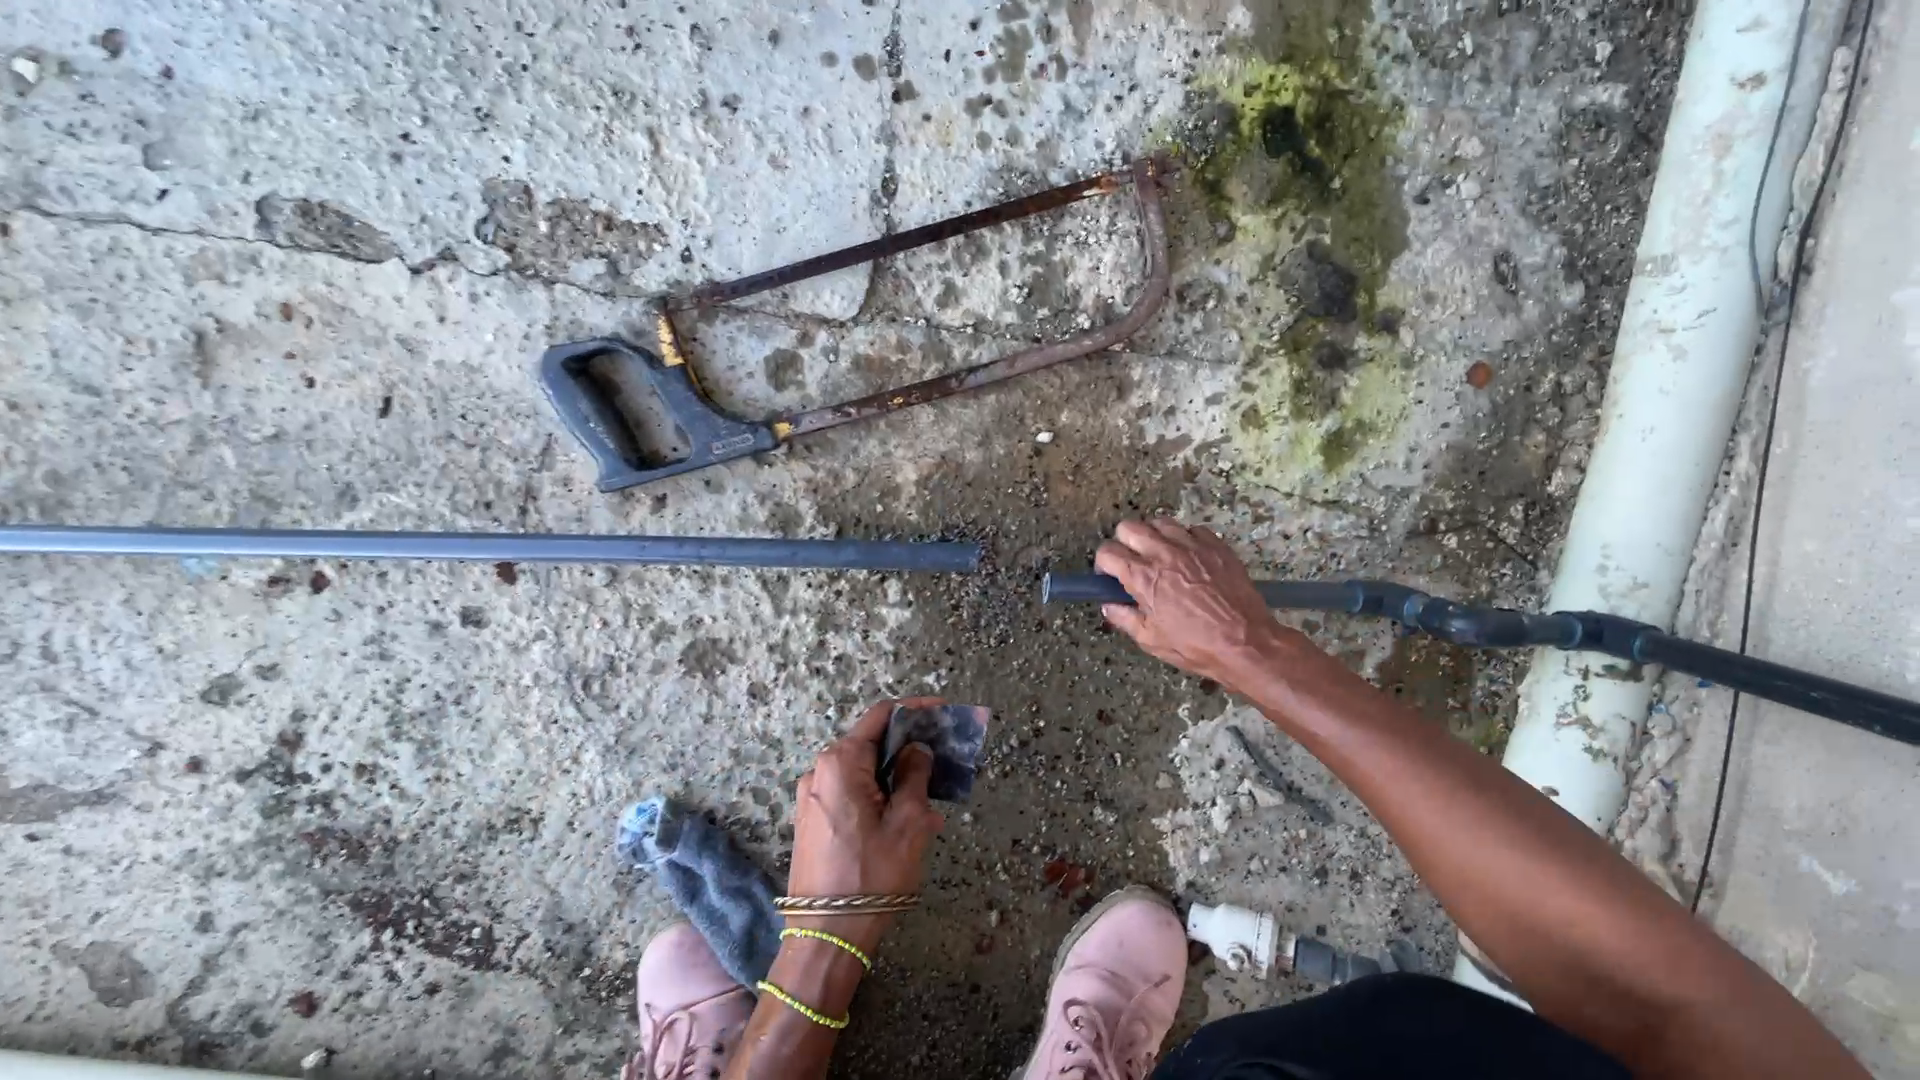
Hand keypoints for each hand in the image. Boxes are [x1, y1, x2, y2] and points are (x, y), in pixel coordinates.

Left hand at [786, 698, 945, 954]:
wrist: (825, 935)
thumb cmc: (871, 875)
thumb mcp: (908, 823)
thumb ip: (916, 776)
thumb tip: (918, 750)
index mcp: (840, 762)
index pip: (881, 716)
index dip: (916, 710)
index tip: (945, 713)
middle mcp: (820, 771)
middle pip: (872, 743)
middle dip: (910, 749)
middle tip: (945, 762)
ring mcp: (812, 797)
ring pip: (864, 772)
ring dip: (898, 779)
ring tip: (933, 802)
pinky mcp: (813, 820)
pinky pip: (852, 794)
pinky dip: (880, 797)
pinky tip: (908, 821)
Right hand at [1096, 519, 1297, 691]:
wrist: (1245, 643)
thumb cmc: (1196, 646)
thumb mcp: (1151, 640)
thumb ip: (1124, 618)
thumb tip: (1109, 606)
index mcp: (1143, 578)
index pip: (1108, 552)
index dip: (1104, 564)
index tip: (1110, 575)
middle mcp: (1164, 554)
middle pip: (1129, 527)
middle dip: (1124, 543)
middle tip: (1132, 562)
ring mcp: (1192, 546)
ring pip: (1160, 522)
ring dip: (1153, 536)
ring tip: (1160, 555)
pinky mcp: (1216, 546)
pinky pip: (1192, 529)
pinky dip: (1185, 539)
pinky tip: (1188, 557)